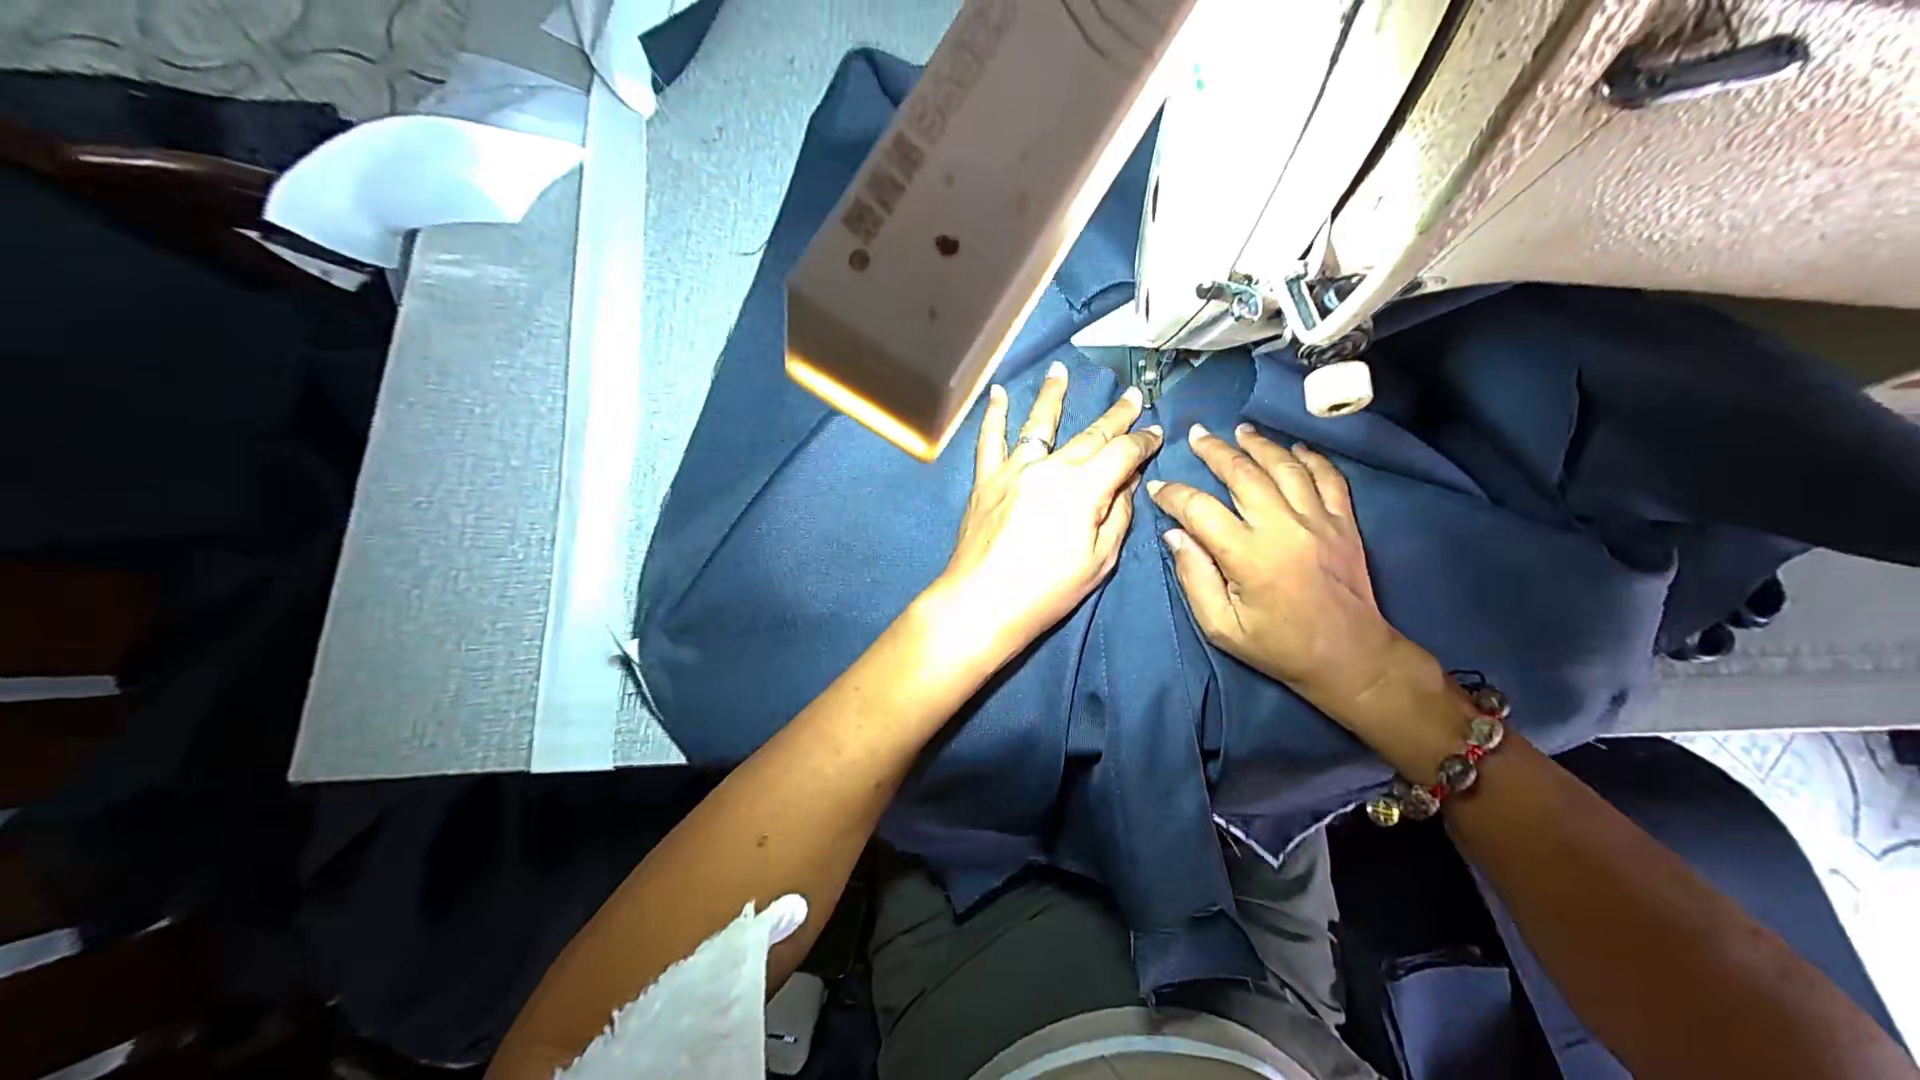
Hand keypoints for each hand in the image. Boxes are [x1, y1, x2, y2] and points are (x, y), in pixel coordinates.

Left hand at [926, 362, 1162, 669]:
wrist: (983, 601)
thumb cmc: (1046, 590)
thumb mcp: (1099, 560)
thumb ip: (1118, 515)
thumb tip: (1128, 481)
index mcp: (1084, 488)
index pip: (1123, 453)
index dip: (1143, 441)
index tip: (1155, 432)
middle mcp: (1050, 468)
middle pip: (1089, 435)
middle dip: (1115, 416)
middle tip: (1131, 396)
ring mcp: (1015, 471)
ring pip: (1039, 423)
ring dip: (1053, 395)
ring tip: (1061, 370)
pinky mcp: (986, 480)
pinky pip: (990, 440)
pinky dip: (995, 415)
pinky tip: (998, 394)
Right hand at [1149, 423, 1437, 725]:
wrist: (1350, 658)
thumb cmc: (1279, 647)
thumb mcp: (1222, 626)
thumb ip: (1194, 578)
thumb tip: (1175, 535)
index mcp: (1248, 556)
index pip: (1200, 510)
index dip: (1174, 495)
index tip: (1157, 488)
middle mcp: (1283, 528)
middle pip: (1244, 474)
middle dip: (1215, 451)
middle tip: (1196, 435)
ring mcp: (1319, 521)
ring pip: (1285, 467)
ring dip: (1259, 445)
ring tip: (1240, 431)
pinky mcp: (1345, 523)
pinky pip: (1329, 477)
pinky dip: (1310, 458)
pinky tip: (1293, 449)